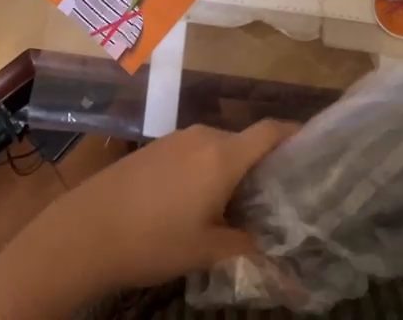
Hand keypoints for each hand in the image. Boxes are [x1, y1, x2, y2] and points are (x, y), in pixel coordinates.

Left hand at [26, 121, 295, 292]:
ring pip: (219, 148)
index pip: (270, 131)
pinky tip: (204, 202)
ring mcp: (176, 139)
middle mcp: (202, 136)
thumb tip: (288, 271)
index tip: (316, 147)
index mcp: (222, 155)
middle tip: (283, 198)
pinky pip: (196, 152)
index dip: (295, 134)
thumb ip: (248, 248)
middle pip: (245, 142)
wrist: (86, 229)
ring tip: (245, 206)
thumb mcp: (206, 250)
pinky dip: (209, 170)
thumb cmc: (153, 239)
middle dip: (265, 166)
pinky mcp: (156, 149)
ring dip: (234, 170)